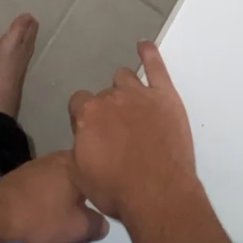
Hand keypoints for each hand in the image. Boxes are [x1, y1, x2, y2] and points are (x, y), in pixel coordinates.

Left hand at [0, 152, 108, 242]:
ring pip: (61, 180)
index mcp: (75, 162)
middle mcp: (58, 155)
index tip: (106, 204)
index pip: (98, 169)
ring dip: (64, 196)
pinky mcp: (22, 175)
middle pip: (79, 175)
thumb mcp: (78, 228)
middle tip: (85, 215)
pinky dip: (47, 197)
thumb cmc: (41, 219)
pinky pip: (44, 185)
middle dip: (83, 194)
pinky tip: (44, 212)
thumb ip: (98, 223)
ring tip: (63, 216)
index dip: (104, 188)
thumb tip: (103, 221)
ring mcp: (38, 163)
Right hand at [67, 41, 198, 222]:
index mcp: (88, 115)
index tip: (91, 132)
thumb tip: (82, 139)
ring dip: (124, 88)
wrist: (158, 195)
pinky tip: (144, 46)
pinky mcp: (165, 94)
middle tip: (117, 131)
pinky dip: (149, 53)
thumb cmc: (117, 190)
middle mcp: (112, 97)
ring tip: (131, 104)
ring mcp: (140, 93)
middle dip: (108, 109)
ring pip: (125, 77)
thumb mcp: (81, 176)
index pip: (79, 103)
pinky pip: (155, 66)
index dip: (83, 118)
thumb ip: (78, 149)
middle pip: (105, 94)